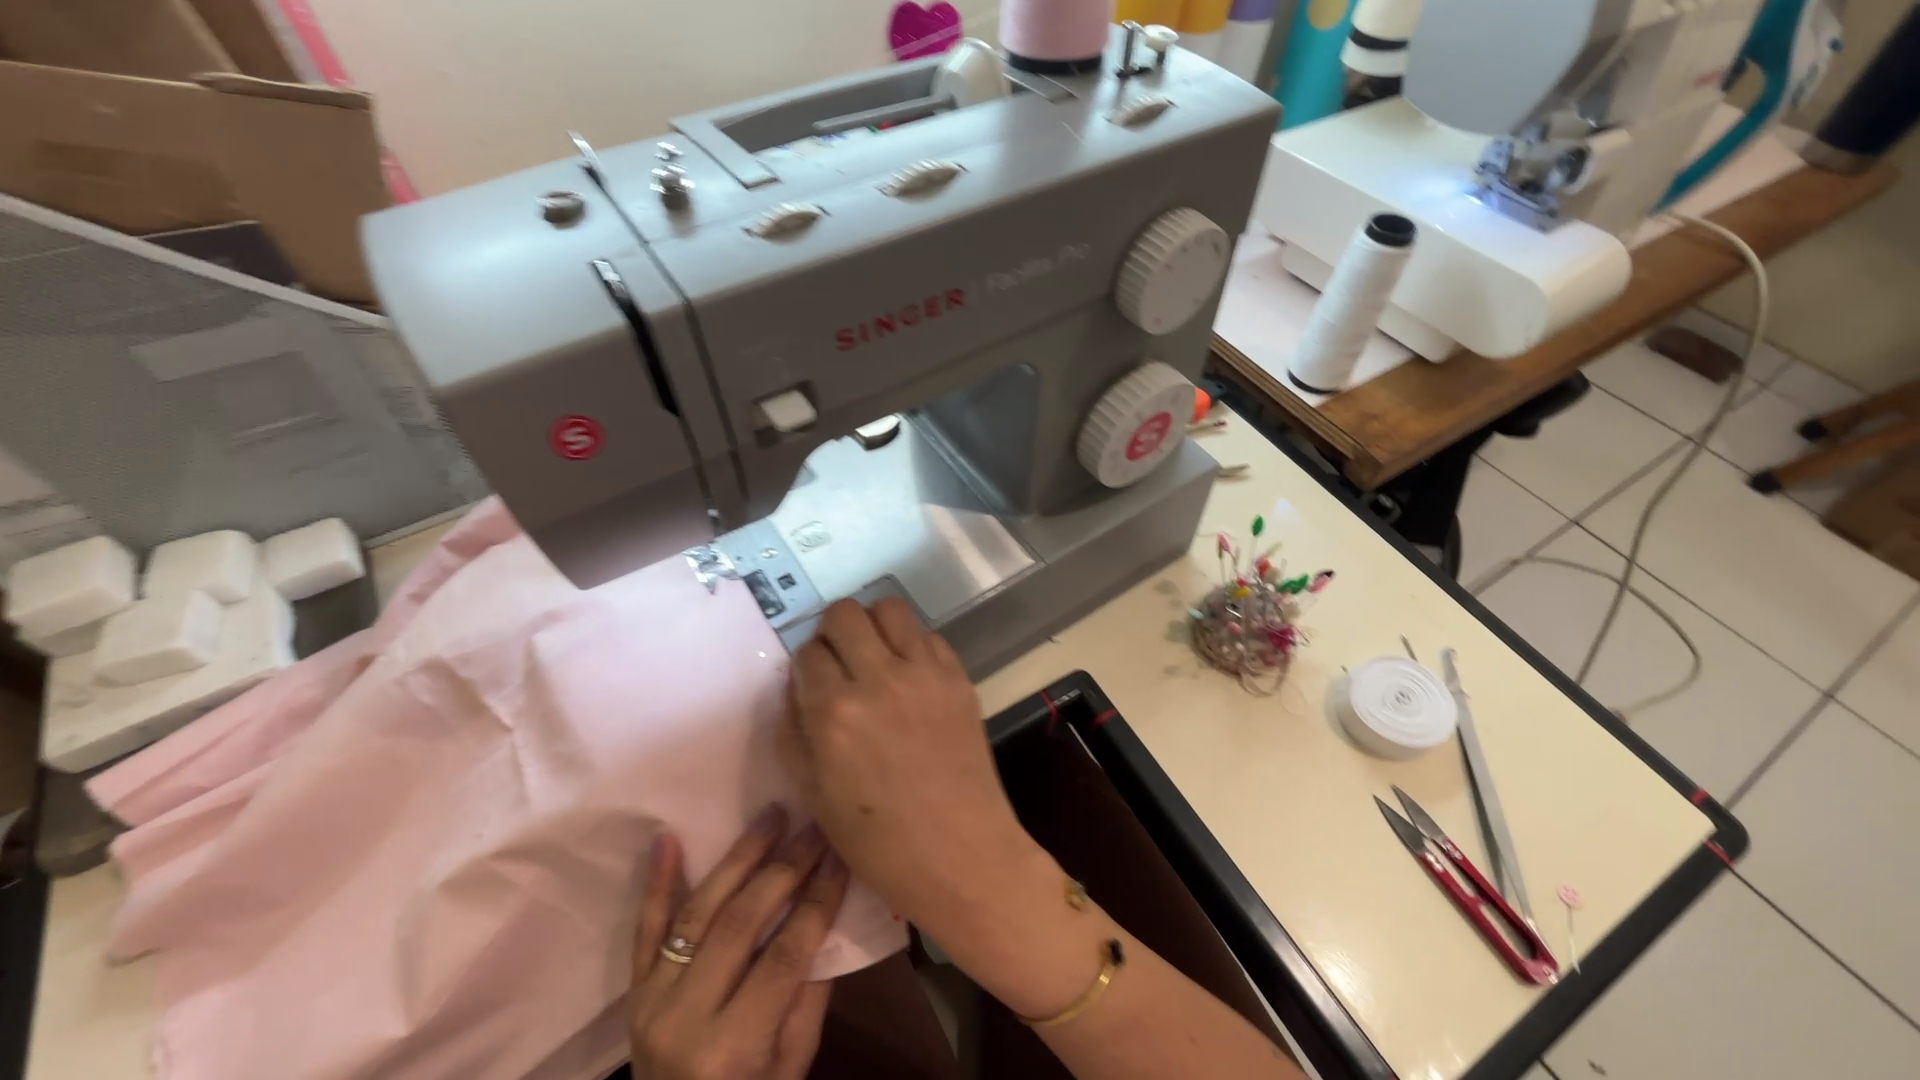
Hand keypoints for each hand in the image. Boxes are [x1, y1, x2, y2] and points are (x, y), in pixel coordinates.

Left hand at [629, 808, 847, 1079]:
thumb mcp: (792, 1063)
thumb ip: (808, 993)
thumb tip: (828, 914)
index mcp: (734, 1045)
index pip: (785, 954)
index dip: (819, 900)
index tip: (842, 854)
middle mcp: (686, 1016)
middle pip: (741, 923)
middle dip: (785, 868)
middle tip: (814, 827)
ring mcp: (652, 1000)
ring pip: (698, 913)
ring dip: (737, 858)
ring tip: (770, 817)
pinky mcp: (634, 990)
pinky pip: (644, 930)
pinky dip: (656, 882)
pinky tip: (669, 838)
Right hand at [780, 598, 1035, 938]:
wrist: (960, 855)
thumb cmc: (878, 841)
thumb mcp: (813, 793)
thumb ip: (793, 731)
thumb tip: (797, 687)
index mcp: (834, 712)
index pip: (807, 653)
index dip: (806, 668)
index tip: (814, 686)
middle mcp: (878, 679)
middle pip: (844, 613)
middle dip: (833, 633)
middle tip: (840, 663)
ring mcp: (924, 674)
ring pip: (889, 608)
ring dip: (873, 626)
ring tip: (876, 657)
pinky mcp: (958, 678)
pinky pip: (928, 635)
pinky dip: (912, 646)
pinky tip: (910, 677)